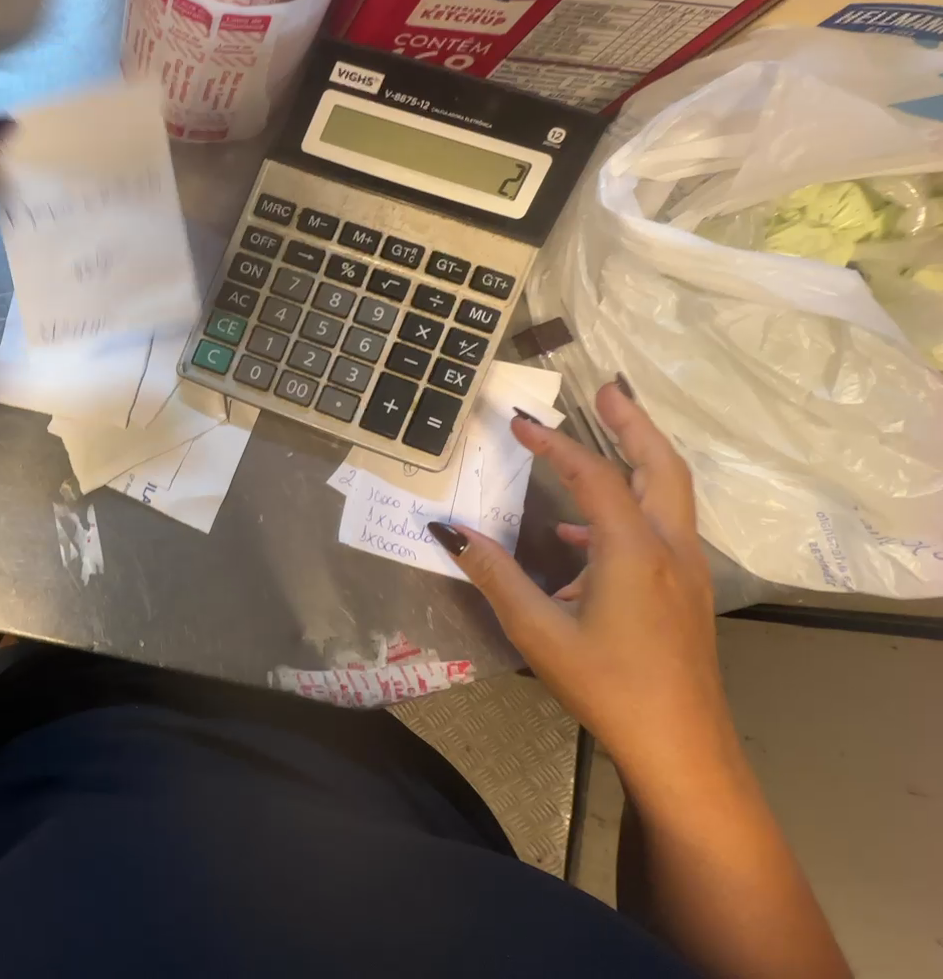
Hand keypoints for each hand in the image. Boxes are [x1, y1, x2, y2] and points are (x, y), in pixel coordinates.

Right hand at [433, 381, 735, 783]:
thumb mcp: (536, 629)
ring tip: (601, 441)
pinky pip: (659, 529)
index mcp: (634, 552)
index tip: (519, 421)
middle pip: (662, 468)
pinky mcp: (684, 591)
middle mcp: (669, 550)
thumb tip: (449, 530)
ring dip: (638, 459)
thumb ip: (494, 573)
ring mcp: (684, 571)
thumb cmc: (604, 683)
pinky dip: (628, 508)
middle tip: (607, 390)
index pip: (593, 478)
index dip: (555, 445)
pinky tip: (581, 534)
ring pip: (669, 495)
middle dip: (635, 424)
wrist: (679, 744)